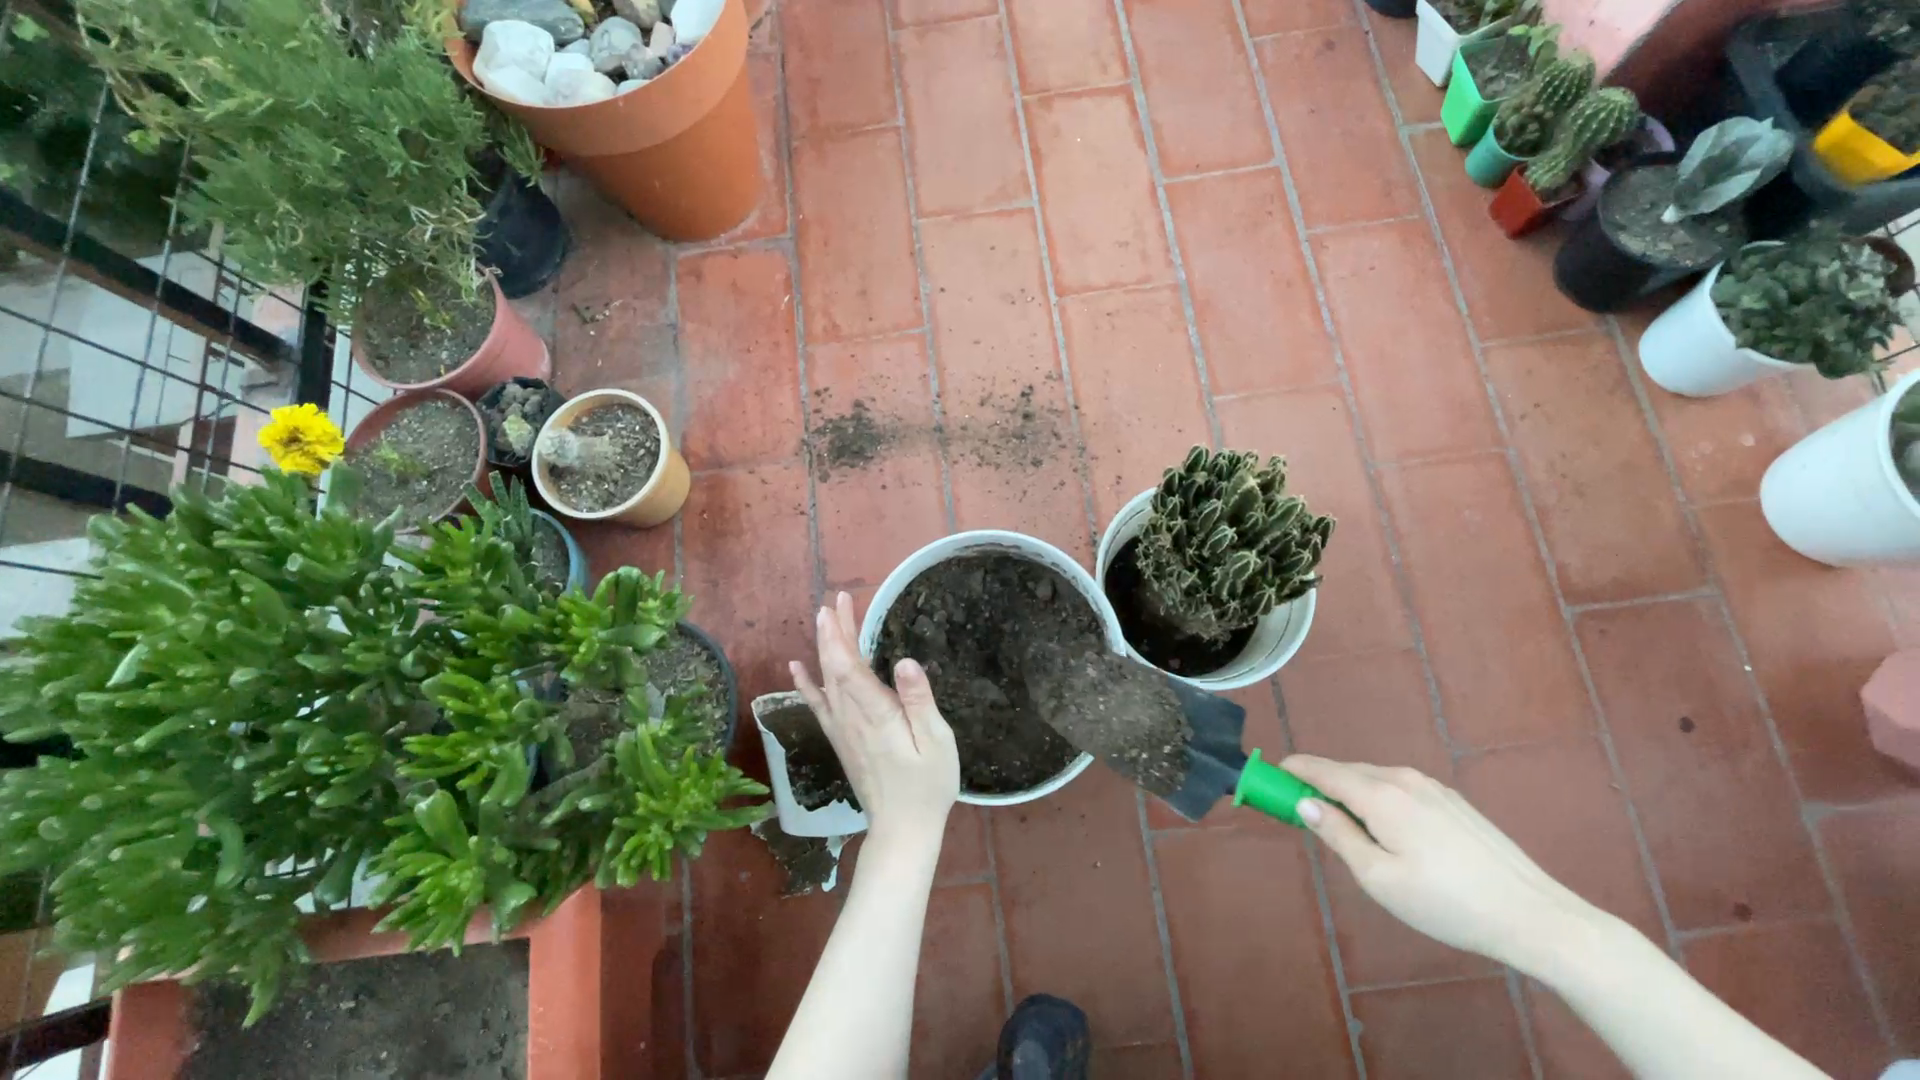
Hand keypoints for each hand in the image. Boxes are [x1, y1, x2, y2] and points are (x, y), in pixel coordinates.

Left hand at [791, 592, 959, 849]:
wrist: (903, 829)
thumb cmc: (927, 785)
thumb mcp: (936, 742)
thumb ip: (920, 701)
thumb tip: (905, 661)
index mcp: (877, 714)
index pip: (850, 667)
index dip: (842, 634)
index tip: (838, 605)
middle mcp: (852, 718)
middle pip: (834, 667)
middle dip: (832, 632)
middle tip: (833, 601)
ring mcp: (843, 731)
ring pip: (826, 681)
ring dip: (824, 648)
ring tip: (823, 619)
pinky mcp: (841, 741)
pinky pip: (818, 706)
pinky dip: (806, 685)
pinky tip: (797, 669)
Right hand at [1282, 755, 1600, 975]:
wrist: (1533, 915)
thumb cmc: (1446, 903)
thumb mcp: (1379, 878)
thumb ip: (1338, 835)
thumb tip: (1304, 803)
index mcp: (1380, 794)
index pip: (1322, 770)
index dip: (1292, 771)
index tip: (1269, 778)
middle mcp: (1404, 779)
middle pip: (1347, 772)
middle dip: (1318, 783)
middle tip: (1297, 810)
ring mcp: (1433, 788)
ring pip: (1375, 779)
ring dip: (1350, 793)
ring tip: (1341, 827)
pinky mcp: (1454, 802)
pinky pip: (1400, 789)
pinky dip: (1378, 799)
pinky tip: (1386, 831)